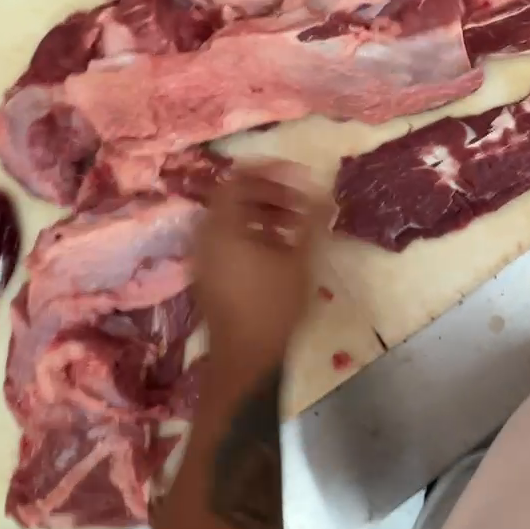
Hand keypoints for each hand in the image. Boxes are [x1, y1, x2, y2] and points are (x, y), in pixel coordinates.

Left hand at [194, 162, 327, 376]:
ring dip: (265, 214)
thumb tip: (324, 193)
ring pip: (233, 220)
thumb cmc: (273, 306)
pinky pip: (229, 239)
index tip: (297, 174)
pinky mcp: (209, 274)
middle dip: (271, 194)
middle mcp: (206, 237)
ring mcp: (204, 257)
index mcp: (223, 227)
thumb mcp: (300, 260)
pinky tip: (282, 248)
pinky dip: (254, 233)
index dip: (268, 171)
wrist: (246, 357)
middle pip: (235, 199)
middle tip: (302, 201)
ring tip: (298, 225)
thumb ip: (311, 221)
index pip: (238, 180)